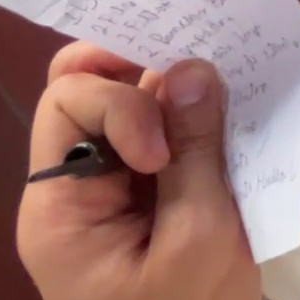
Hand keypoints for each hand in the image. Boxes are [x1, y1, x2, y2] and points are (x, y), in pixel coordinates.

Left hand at [17, 44, 261, 299]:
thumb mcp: (200, 237)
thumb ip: (198, 150)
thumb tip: (193, 64)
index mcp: (63, 205)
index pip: (70, 102)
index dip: (123, 101)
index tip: (165, 149)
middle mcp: (78, 184)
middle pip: (89, 88)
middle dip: (143, 63)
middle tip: (199, 73)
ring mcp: (117, 185)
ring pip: (133, 100)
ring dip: (181, 84)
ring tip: (231, 88)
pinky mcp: (155, 189)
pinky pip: (168, 126)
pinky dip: (201, 108)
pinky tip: (236, 111)